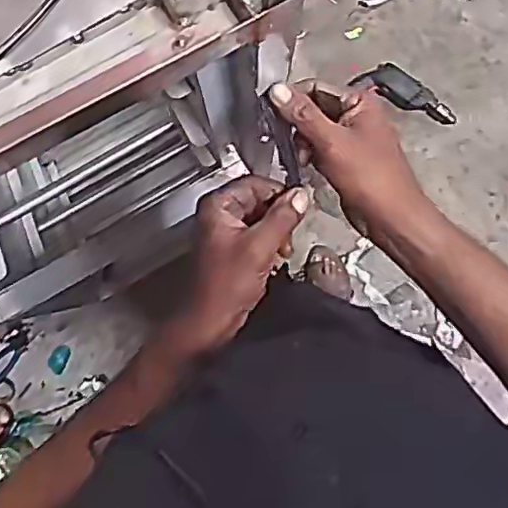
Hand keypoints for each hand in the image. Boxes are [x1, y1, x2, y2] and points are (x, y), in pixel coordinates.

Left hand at [160, 176, 309, 358]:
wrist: (209, 325)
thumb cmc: (220, 290)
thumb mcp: (259, 247)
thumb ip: (282, 218)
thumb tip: (298, 197)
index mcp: (217, 206)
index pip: (255, 182)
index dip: (278, 193)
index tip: (296, 205)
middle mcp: (218, 216)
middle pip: (259, 200)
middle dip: (278, 216)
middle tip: (288, 231)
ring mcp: (224, 234)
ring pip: (260, 219)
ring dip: (276, 232)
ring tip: (280, 248)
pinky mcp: (233, 251)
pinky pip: (257, 237)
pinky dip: (270, 245)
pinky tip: (273, 259)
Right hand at [268, 81, 433, 241]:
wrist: (392, 219)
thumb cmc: (375, 181)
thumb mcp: (331, 142)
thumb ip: (303, 114)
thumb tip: (279, 91)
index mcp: (360, 102)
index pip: (315, 87)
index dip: (292, 98)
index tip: (272, 109)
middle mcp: (357, 116)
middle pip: (312, 109)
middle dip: (298, 126)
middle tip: (291, 141)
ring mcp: (351, 138)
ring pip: (313, 131)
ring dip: (302, 144)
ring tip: (303, 158)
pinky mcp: (345, 158)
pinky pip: (319, 149)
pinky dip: (310, 157)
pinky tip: (308, 166)